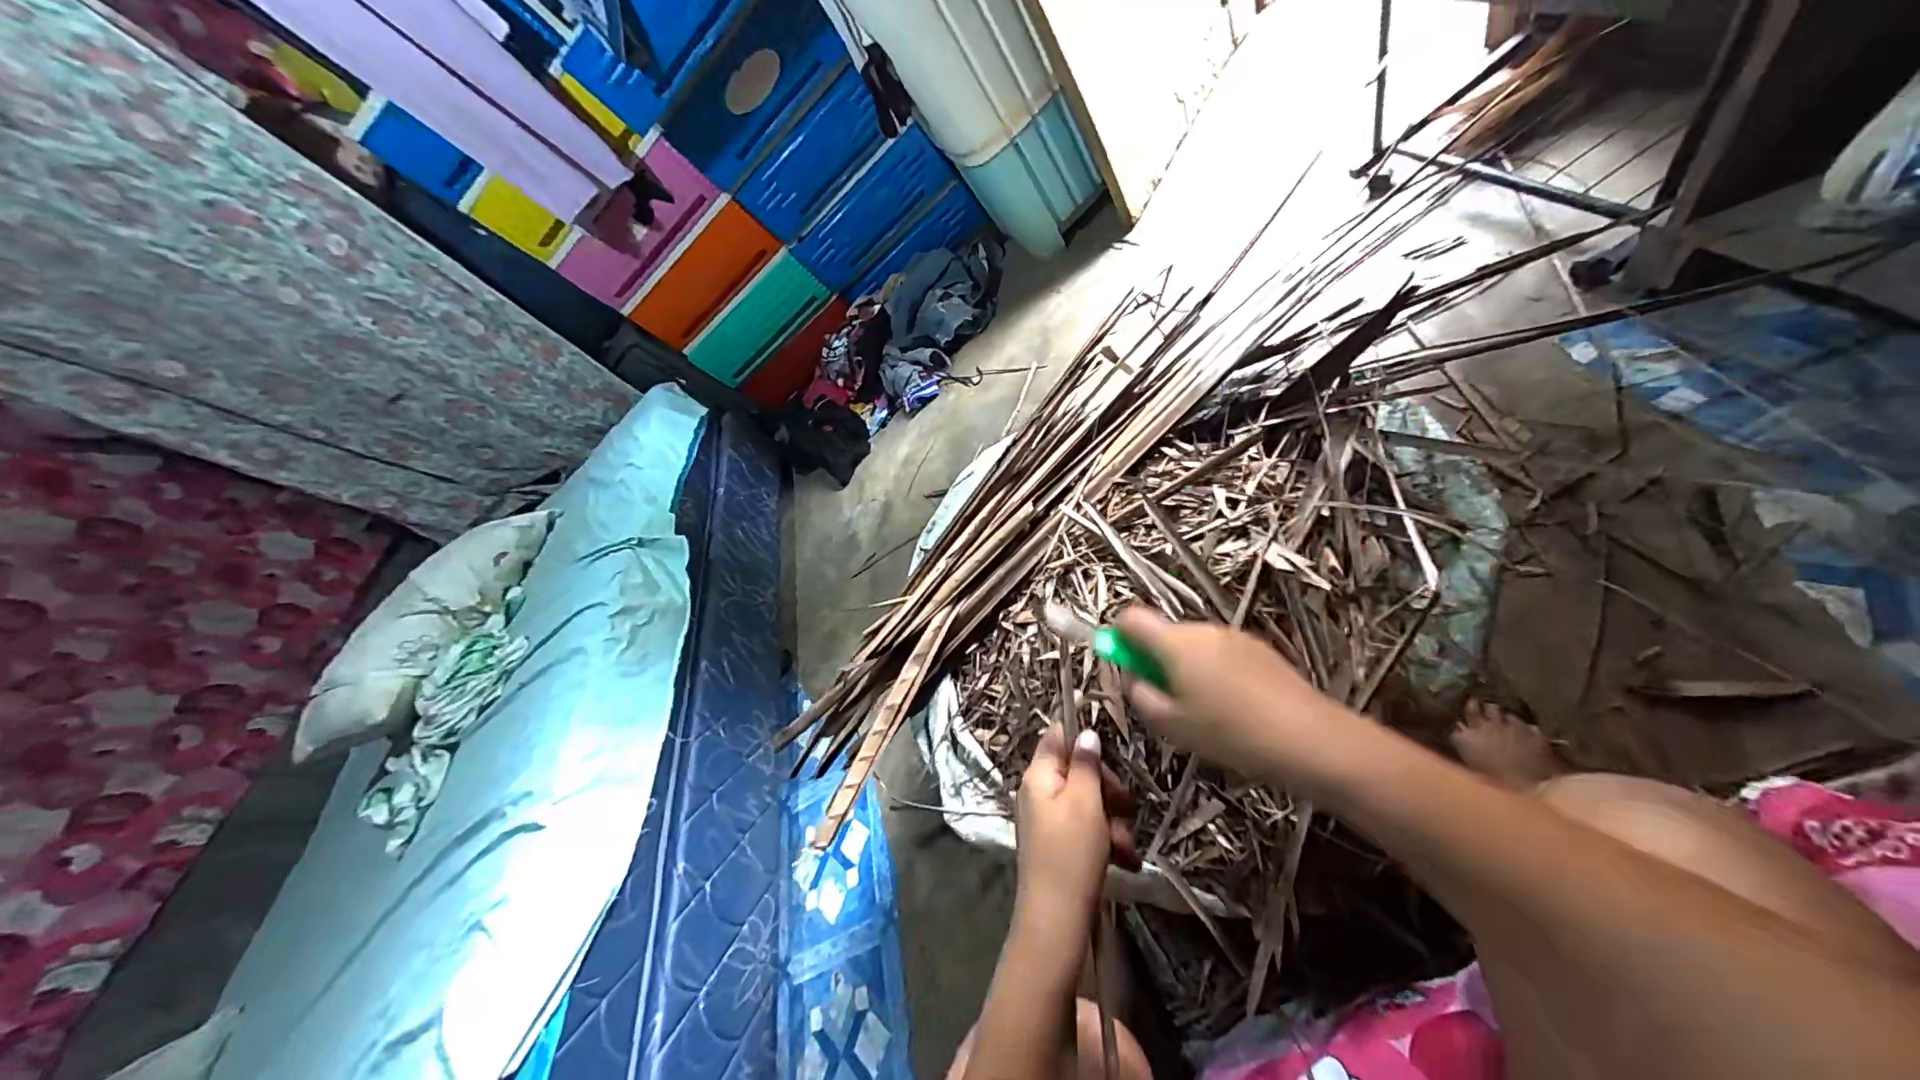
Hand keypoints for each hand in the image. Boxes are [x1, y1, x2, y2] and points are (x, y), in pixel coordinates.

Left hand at [1015, 725, 1137, 928]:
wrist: (1057, 921)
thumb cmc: (1070, 854)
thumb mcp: (1084, 802)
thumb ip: (1087, 764)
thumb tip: (1086, 733)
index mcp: (1038, 776)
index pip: (1057, 736)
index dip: (1084, 740)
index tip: (1110, 754)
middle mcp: (1040, 793)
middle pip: (1080, 772)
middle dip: (1109, 790)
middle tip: (1125, 807)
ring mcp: (1050, 821)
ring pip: (1091, 803)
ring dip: (1114, 820)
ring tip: (1125, 846)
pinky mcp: (1061, 846)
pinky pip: (1089, 829)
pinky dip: (1107, 840)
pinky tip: (1124, 860)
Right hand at [1116, 606, 1364, 789]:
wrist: (1310, 740)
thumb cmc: (1231, 734)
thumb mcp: (1171, 725)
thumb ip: (1140, 695)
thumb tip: (1133, 678)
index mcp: (1175, 643)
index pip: (1130, 618)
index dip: (1119, 638)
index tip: (1126, 666)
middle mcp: (1203, 630)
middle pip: (1163, 633)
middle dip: (1155, 660)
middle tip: (1164, 701)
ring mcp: (1234, 637)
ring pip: (1193, 645)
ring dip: (1185, 668)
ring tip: (1202, 711)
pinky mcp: (1259, 649)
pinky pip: (1220, 654)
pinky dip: (1213, 672)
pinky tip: (1231, 708)